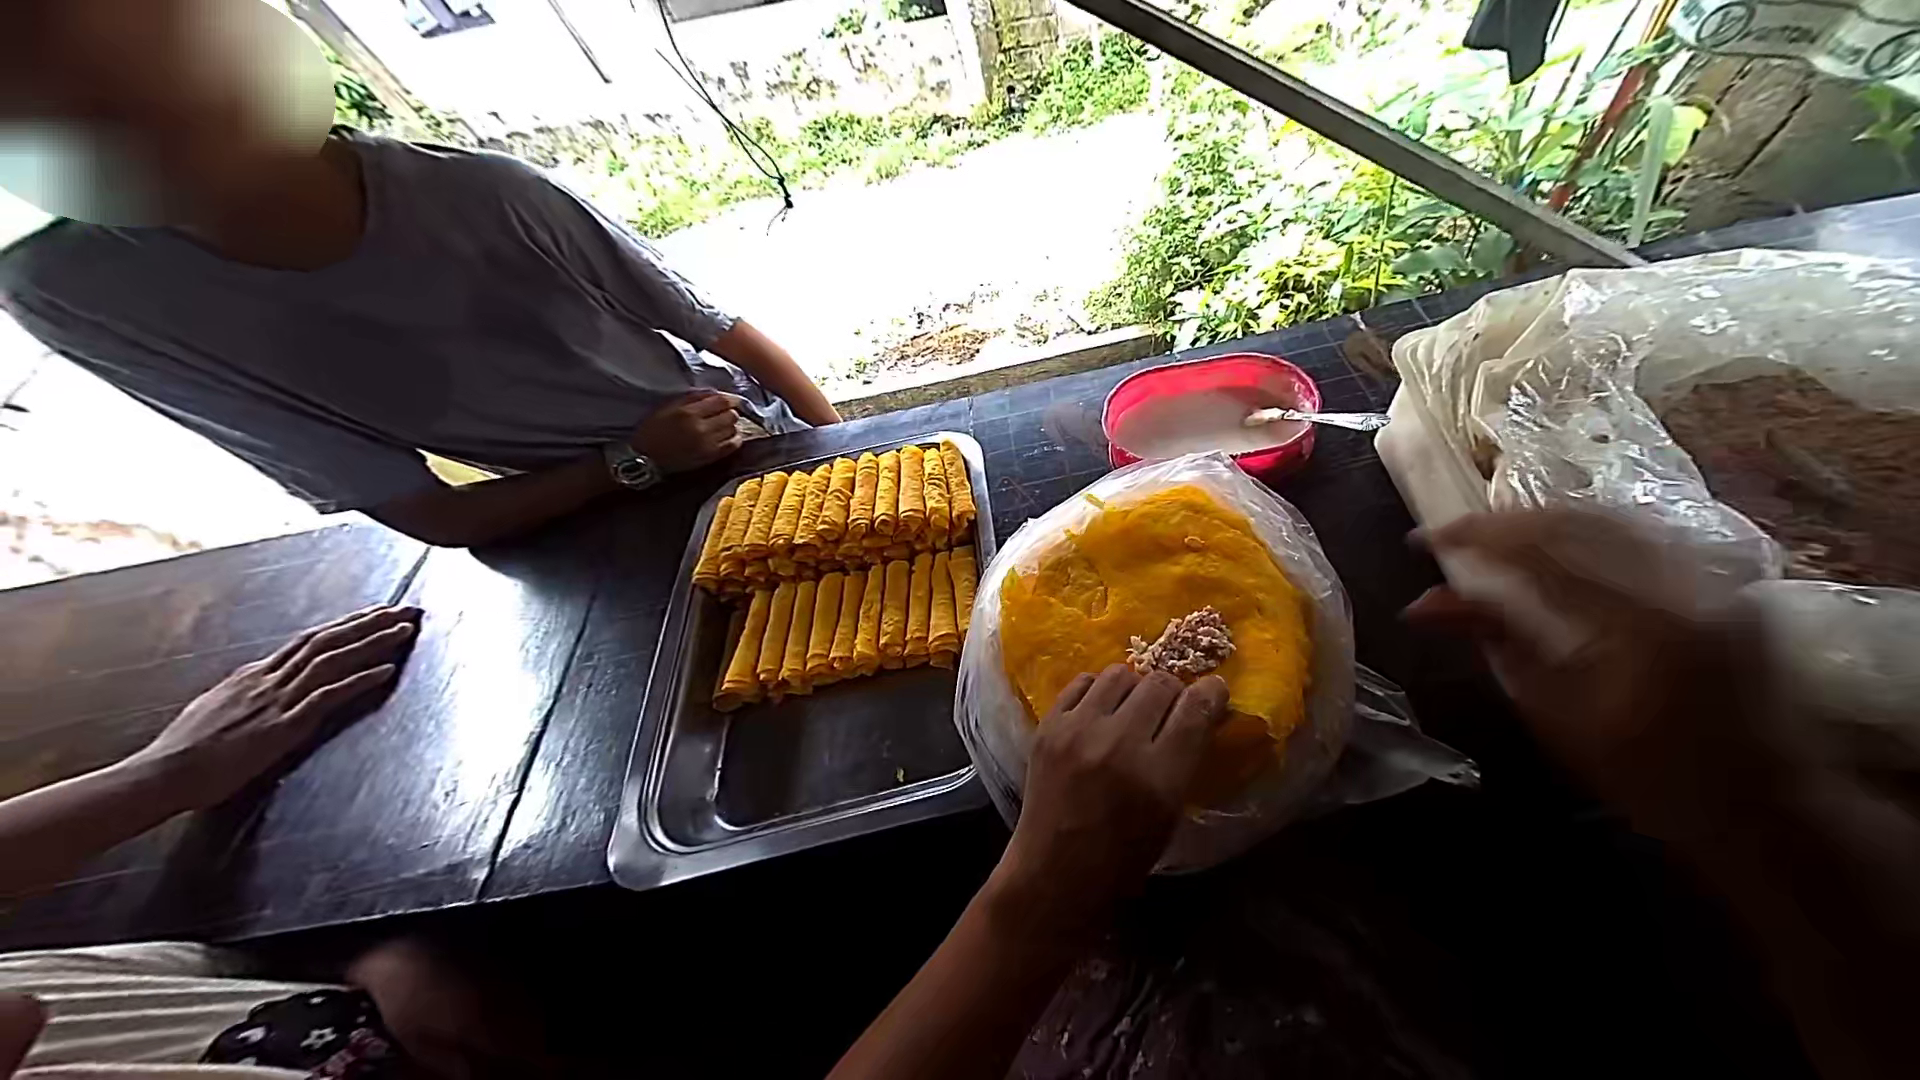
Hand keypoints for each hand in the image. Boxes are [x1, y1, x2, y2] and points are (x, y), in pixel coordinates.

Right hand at [129, 605, 420, 809]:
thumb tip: (268, 675)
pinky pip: (328, 696)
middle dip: (368, 622)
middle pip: (326, 641)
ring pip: (332, 660)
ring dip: (373, 642)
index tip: (376, 611)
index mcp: (253, 675)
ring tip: (405, 630)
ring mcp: (276, 701)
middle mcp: (267, 680)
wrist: (155, 778)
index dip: (346, 624)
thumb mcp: (218, 706)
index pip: (309, 640)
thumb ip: (249, 689)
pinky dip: (360, 680)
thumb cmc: (185, 750)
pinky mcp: (283, 725)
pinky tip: (387, 670)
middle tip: (403, 609)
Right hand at [628, 391, 741, 472]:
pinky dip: (735, 438)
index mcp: (688, 413)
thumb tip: (715, 393)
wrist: (645, 458)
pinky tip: (728, 436)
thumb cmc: (653, 430)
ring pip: (733, 429)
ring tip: (723, 425)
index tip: (733, 399)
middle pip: (731, 415)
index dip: (731, 399)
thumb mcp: (667, 407)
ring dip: (731, 425)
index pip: (721, 401)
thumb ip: (692, 398)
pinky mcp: (710, 457)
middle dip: (730, 412)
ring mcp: (707, 444)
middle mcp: (701, 428)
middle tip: (724, 413)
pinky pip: (733, 445)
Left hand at [996, 665, 1229, 923]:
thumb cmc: (1122, 858)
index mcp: (1157, 777)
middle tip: (1170, 705)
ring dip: (1134, 687)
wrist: (1054, 872)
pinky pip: (1081, 682)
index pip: (1195, 710)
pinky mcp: (1048, 726)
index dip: (1211, 693)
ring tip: (1132, 707)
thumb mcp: (1170, 814)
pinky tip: (1099, 708)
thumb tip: (1199, 711)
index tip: (1214, 690)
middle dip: (1174, 691)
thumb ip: (1185, 760)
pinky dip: (1097, 690)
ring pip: (1119, 674)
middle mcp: (1118, 744)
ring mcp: (1077, 730)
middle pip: (1159, 683)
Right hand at [1407, 510, 1782, 838]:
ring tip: (1493, 534)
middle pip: (1571, 522)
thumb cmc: (1638, 770)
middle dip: (1498, 523)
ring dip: (1538, 520)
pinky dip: (1583, 528)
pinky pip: (1640, 534)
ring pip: (1608, 519)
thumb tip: (1422, 605)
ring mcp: (1712, 582)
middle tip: (1451, 535)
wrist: (1764, 804)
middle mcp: (1680, 590)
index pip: (1533, 551)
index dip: (1469, 536)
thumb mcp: (1547, 708)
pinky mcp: (1726, 584)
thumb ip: (1493, 639)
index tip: (1421, 540)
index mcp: (1631, 628)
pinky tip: (1553, 541)